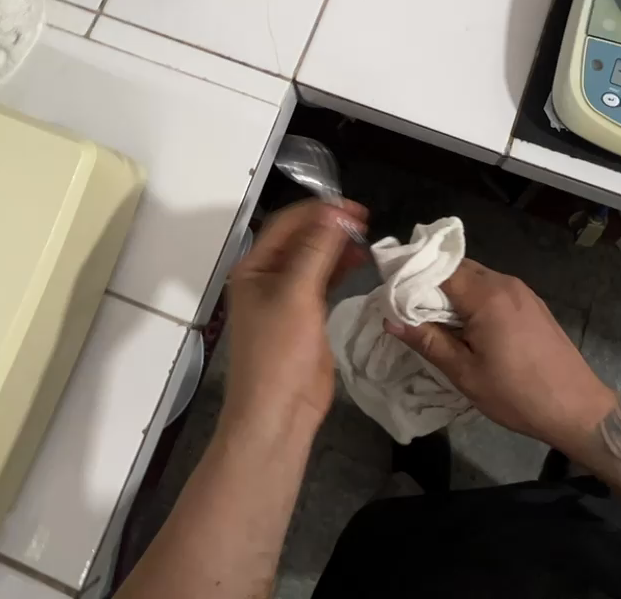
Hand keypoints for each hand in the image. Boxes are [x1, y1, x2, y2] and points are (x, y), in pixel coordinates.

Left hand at [220, 199, 367, 438]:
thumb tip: (335, 213)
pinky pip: (323, 280)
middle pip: (301, 238)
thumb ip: (316, 251)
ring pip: (314, 258)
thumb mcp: (297, 294)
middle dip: (329, 226)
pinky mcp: (305, 314)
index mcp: (254, 267)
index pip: (287, 224)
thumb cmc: (280, 352)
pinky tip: (360, 261)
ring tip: (366, 238)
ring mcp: (286, 296)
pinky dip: (340, 268)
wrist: (279, 413)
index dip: (319, 211)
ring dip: (337, 245)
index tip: (353, 208)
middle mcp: (267, 277)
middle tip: (364, 220)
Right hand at [386, 259, 616, 455]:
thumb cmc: (518, 394)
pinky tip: (466, 324)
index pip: (439, 268)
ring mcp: (522, 291)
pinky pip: (493, 288)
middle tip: (407, 306)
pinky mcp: (532, 303)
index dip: (413, 275)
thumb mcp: (466, 374)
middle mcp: (504, 283)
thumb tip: (391, 320)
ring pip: (475, 277)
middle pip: (457, 268)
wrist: (578, 408)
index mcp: (486, 296)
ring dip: (453, 292)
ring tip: (433, 318)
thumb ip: (428, 342)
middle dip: (430, 282)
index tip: (391, 289)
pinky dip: (473, 298)